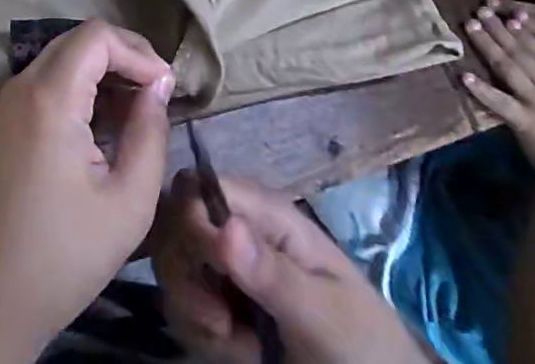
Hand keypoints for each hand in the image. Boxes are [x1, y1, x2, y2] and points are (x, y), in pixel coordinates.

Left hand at [0, 21, 174, 363]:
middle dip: (127, 55)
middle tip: (160, 91)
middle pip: (81, 40)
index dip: (139, 51)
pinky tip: (111, 123)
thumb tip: (159, 86)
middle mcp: (23, 86)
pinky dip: (86, 88)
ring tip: (142, 109)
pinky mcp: (9, 122)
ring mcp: (10, 103)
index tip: (167, 87)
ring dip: (108, 72)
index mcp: (49, 98)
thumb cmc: (64, 255)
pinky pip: (53, 81)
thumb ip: (151, 132)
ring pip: (67, 57)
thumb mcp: (129, 200)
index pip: (98, 35)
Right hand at [155, 172, 434, 363]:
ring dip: (194, 311)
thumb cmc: (360, 340)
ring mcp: (227, 266)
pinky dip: (199, 334)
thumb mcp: (325, 311)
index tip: (208, 268)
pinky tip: (239, 351)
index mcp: (267, 213)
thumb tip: (225, 227)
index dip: (189, 219)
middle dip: (187, 276)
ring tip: (240, 342)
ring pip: (174, 268)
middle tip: (221, 320)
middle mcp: (239, 230)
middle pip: (176, 226)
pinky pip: (182, 305)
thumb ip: (274, 273)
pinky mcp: (220, 302)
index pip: (199, 186)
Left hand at [461, 2, 534, 190]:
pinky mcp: (524, 120)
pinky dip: (482, 89)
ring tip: (470, 25)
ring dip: (487, 44)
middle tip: (481, 8)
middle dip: (499, 28)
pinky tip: (465, 76)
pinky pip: (499, 101)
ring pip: (507, 66)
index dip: (524, 31)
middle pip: (520, 51)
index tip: (511, 12)